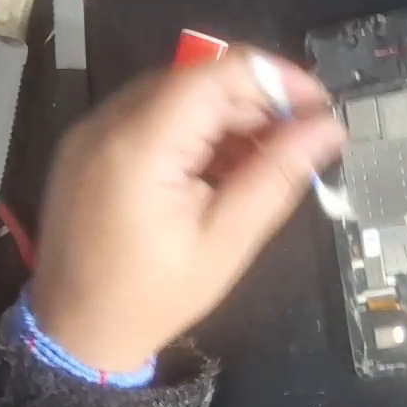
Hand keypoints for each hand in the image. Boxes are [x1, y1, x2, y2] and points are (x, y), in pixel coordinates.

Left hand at [29, 51, 346, 372]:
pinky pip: (150, 119)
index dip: (276, 79)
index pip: (217, 73)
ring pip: (174, 96)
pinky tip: (218, 170)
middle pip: (196, 79)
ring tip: (261, 162)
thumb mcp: (226, 242)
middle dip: (254, 103)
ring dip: (225, 119)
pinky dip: (191, 133)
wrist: (77, 333)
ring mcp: (91, 132)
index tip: (318, 106)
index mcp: (141, 144)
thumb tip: (328, 130)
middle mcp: (108, 122)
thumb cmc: (154, 298)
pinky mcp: (87, 148)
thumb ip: (277, 177)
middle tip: (297, 143)